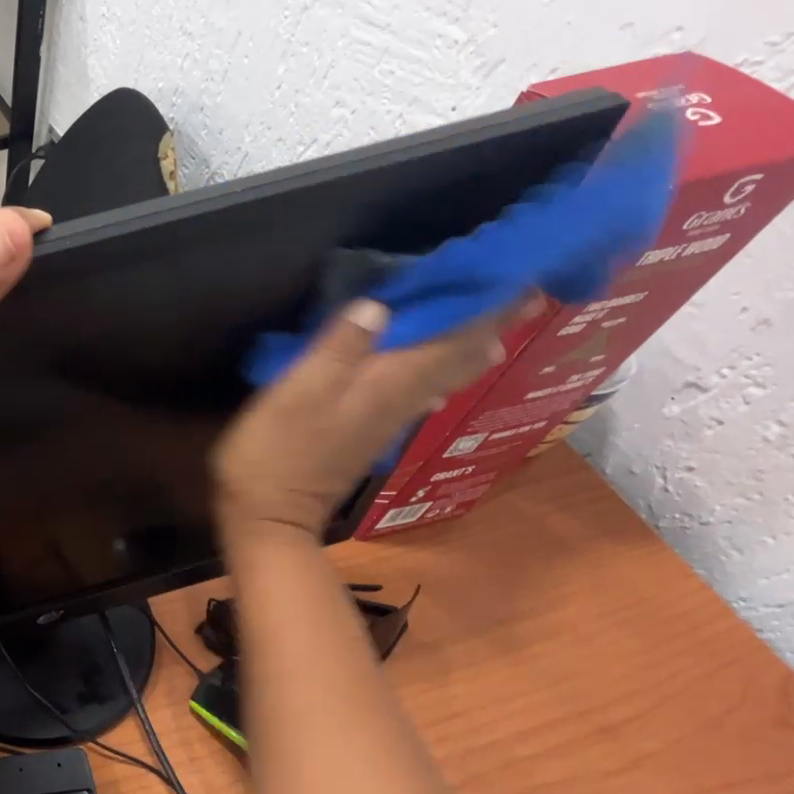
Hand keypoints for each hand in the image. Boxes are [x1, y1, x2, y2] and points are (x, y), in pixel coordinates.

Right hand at [211, 296, 537, 539]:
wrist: (269, 517)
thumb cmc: (276, 451)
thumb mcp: (296, 392)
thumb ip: (336, 348)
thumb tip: (377, 305)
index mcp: (389, 382)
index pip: (456, 338)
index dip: (489, 307)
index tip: (524, 276)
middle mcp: (400, 399)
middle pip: (457, 358)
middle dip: (486, 325)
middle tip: (516, 295)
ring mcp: (386, 420)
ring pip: (442, 378)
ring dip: (463, 349)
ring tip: (484, 326)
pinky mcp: (368, 434)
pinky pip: (418, 393)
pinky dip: (434, 374)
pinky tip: (432, 377)